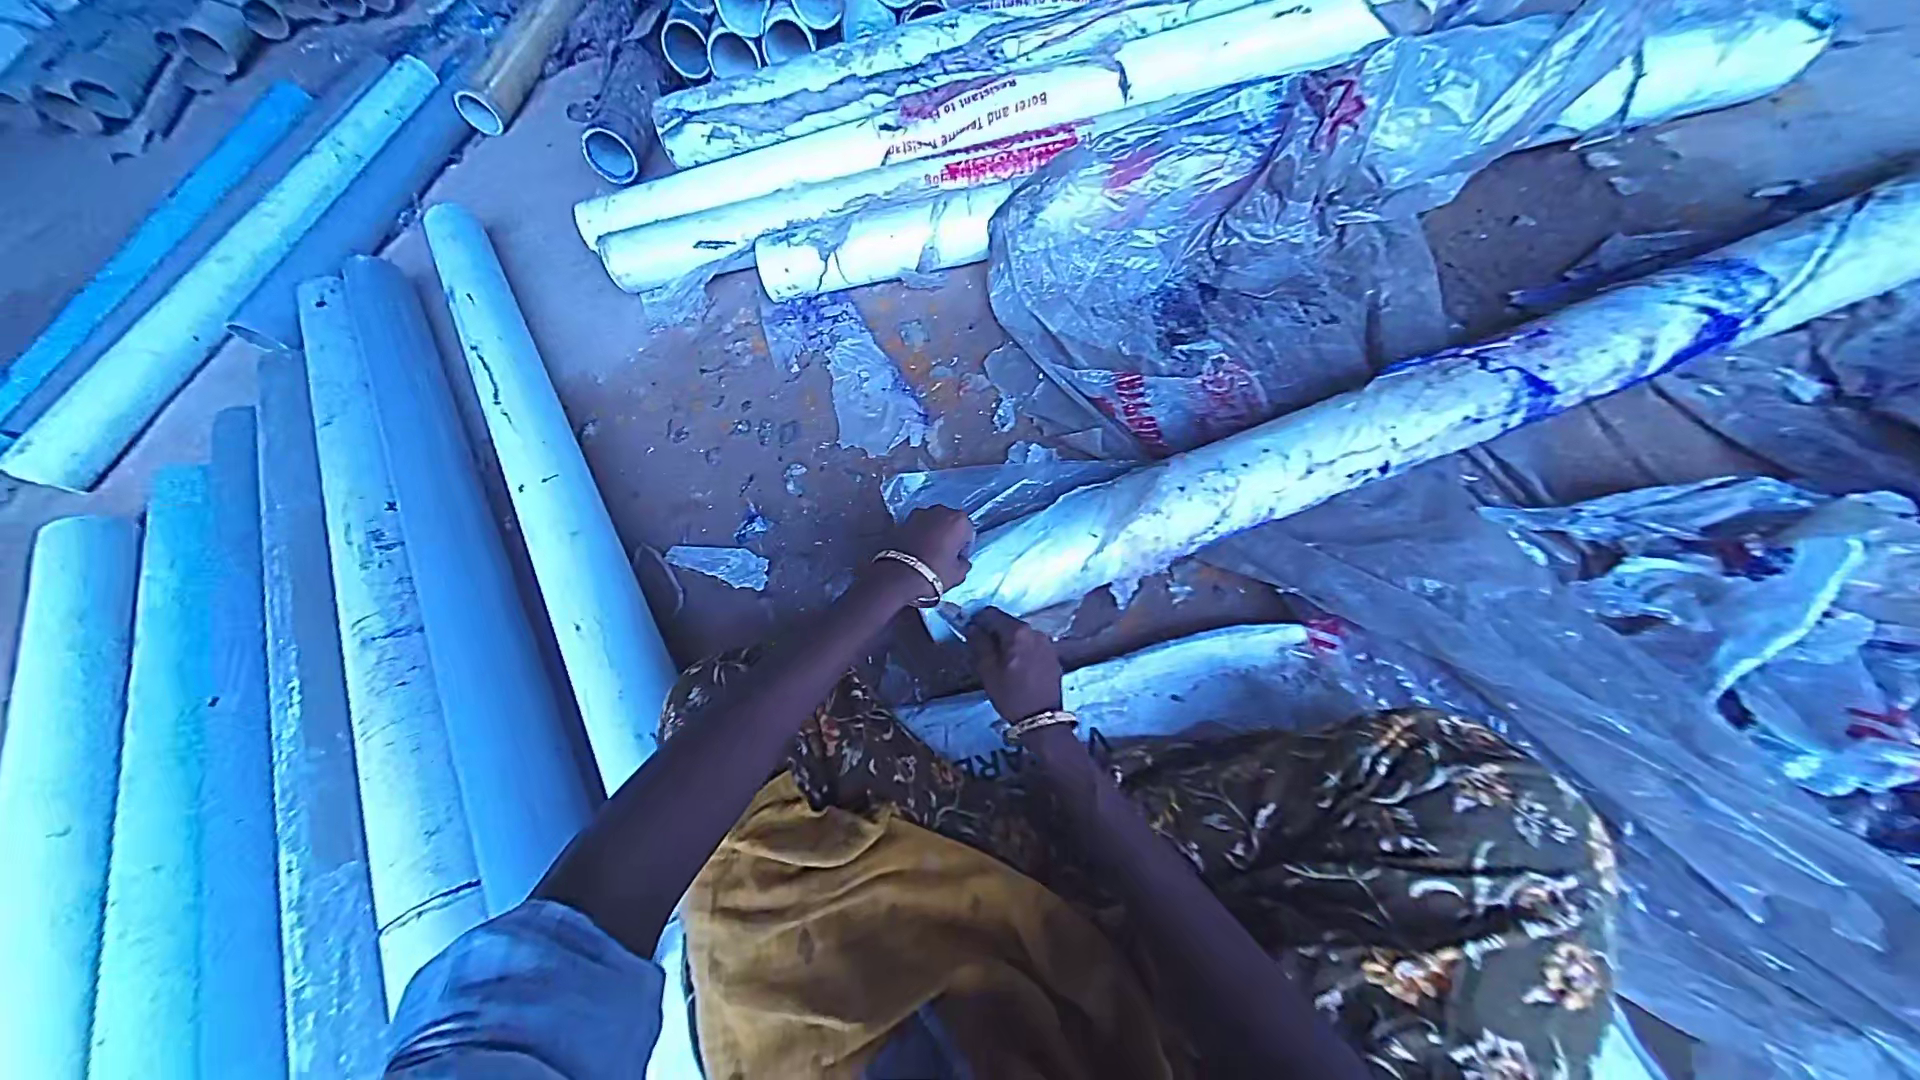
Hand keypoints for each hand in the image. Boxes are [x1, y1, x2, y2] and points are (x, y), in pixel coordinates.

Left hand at [884, 506, 973, 591]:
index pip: (968, 532)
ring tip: (929, 551)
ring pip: (932, 522)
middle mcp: (940, 510)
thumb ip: (963, 562)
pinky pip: (917, 526)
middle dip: (948, 534)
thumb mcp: (959, 573)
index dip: (963, 547)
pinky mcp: (902, 520)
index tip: (957, 558)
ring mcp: (919, 513)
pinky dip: (918, 534)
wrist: (900, 576)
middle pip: (950, 522)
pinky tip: (916, 549)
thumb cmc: (935, 573)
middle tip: (944, 553)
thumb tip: (960, 560)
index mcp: (959, 520)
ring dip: (933, 532)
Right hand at [967, 608, 1063, 721]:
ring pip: (1020, 635)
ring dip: (1007, 641)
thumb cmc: (1011, 695)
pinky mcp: (1052, 655)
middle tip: (982, 649)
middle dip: (993, 632)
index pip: (992, 614)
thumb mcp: (988, 670)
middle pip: (1007, 623)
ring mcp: (1047, 643)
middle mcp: (1035, 631)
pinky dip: (1020, 649)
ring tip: (999, 661)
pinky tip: (1016, 666)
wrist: (1042, 719)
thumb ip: (979, 643)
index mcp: (1017, 632)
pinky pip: (1031, 645)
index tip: (969, 632)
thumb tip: (972, 627)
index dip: (977, 620)